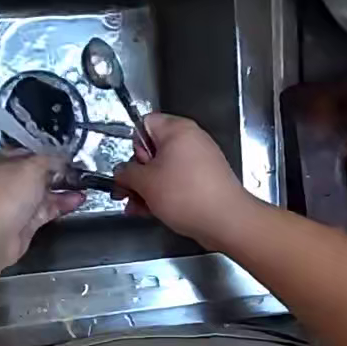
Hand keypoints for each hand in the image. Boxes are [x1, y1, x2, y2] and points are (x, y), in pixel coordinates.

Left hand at [0, 148, 82, 267]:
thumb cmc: (4, 195)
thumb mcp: (31, 166)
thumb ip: (49, 159)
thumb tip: (61, 159)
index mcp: (0, 161)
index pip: (28, 151)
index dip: (49, 152)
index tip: (69, 154)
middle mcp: (6, 181)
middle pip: (37, 173)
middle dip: (59, 172)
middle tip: (79, 171)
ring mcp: (14, 203)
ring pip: (43, 193)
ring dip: (64, 189)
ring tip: (84, 187)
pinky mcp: (24, 222)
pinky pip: (46, 210)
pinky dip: (62, 205)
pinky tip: (77, 200)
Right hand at [111, 114, 257, 249]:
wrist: (225, 221)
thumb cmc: (185, 195)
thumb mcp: (145, 183)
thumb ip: (126, 173)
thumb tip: (121, 172)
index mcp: (177, 130)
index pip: (144, 124)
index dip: (133, 146)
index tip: (132, 167)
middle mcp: (191, 141)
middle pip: (153, 150)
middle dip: (137, 174)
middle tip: (127, 193)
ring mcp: (201, 162)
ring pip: (164, 170)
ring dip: (147, 189)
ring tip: (137, 208)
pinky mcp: (206, 182)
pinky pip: (178, 183)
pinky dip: (164, 194)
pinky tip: (150, 212)